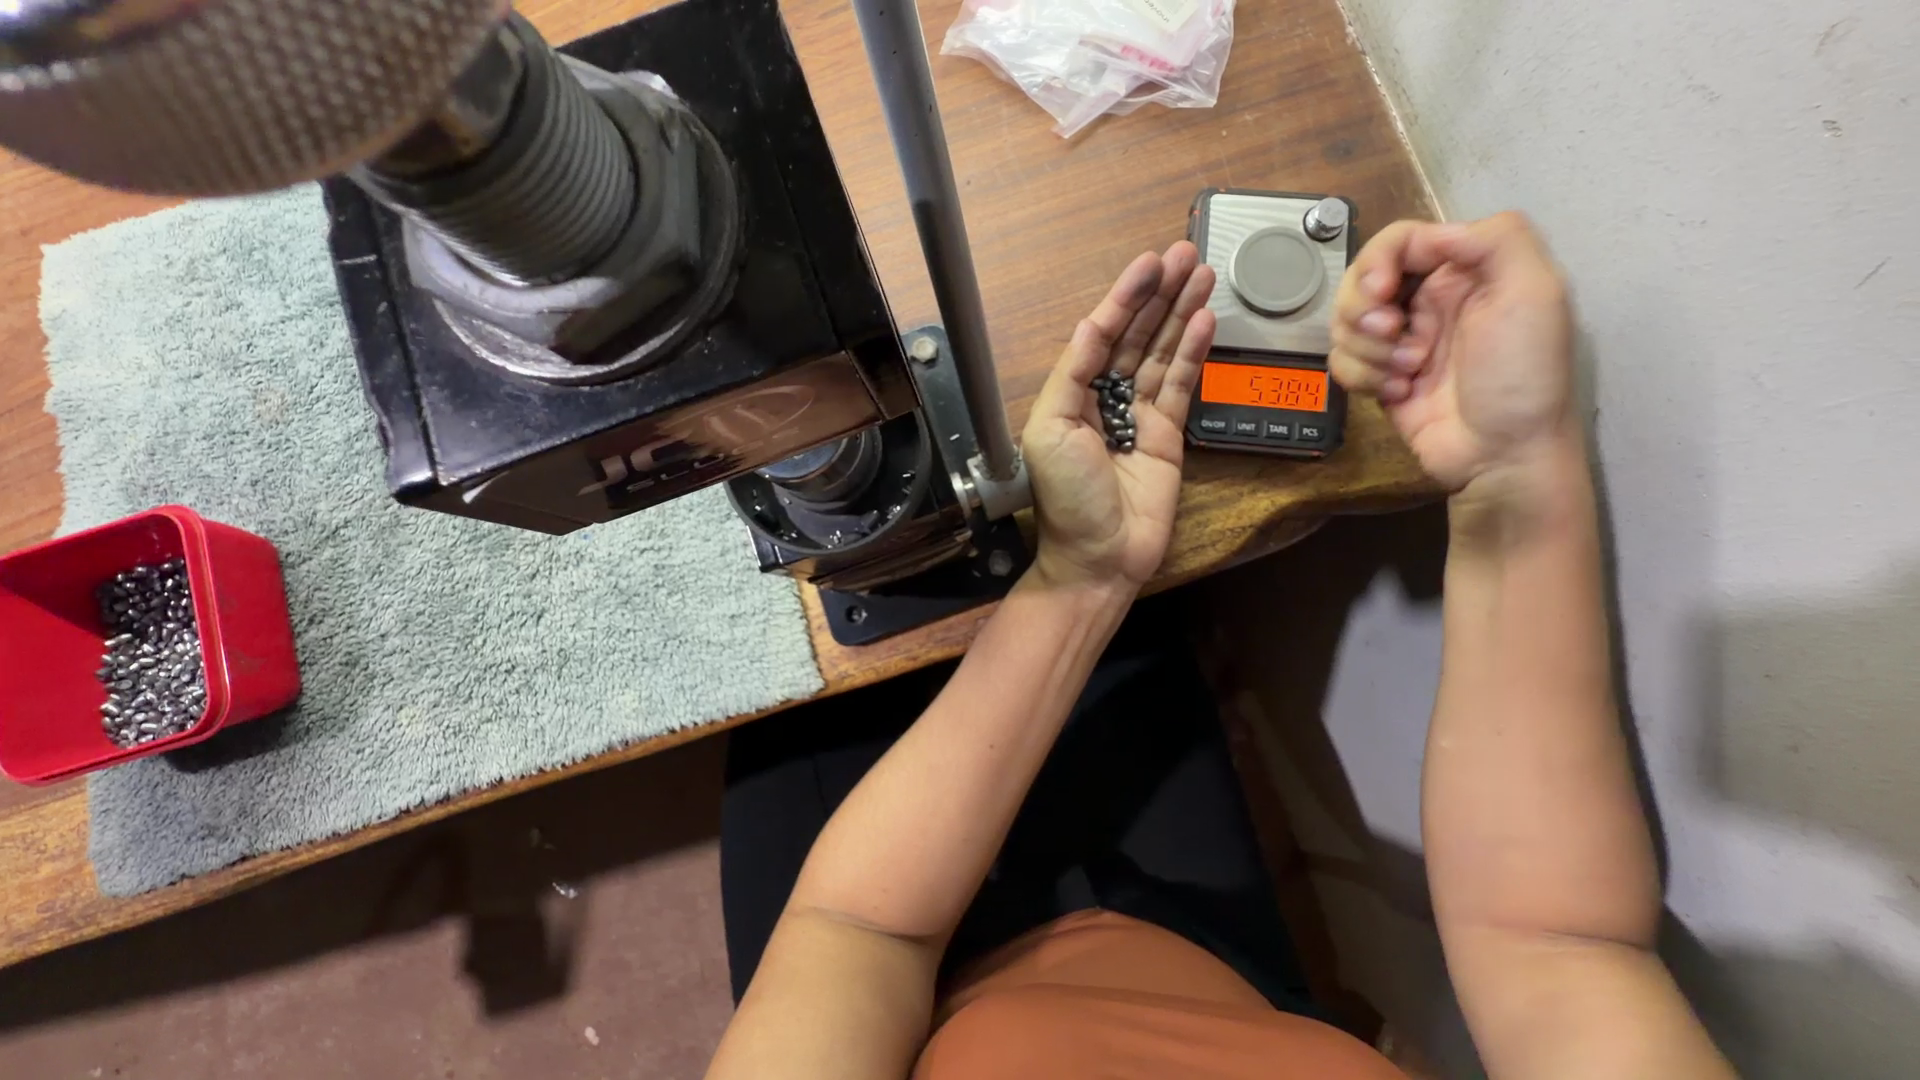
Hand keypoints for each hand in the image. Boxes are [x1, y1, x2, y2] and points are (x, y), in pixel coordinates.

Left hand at [1022, 241, 1215, 591]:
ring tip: (1202, 274)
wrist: (1099, 556)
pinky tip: (1206, 321)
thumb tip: (1091, 326)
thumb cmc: (1067, 499)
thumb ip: (1072, 374)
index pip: (1101, 335)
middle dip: (1159, 296)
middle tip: (1185, 254)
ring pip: (1162, 354)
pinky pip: (1182, 386)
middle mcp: (1105, 400)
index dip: (1124, 299)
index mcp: (1071, 395)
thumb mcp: (1050, 430)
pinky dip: (1194, 354)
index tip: (1148, 265)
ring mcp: (1139, 416)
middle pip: (1136, 337)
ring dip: (1181, 314)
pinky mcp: (1168, 436)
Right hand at [1328, 212, 1577, 495]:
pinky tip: (1400, 393)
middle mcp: (1426, 301)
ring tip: (1409, 373)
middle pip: (1359, 281)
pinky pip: (1342, 363)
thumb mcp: (1534, 292)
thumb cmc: (1522, 374)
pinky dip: (1364, 377)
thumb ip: (1496, 239)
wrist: (1501, 453)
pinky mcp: (1378, 378)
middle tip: (1392, 335)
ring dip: (1369, 350)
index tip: (1379, 294)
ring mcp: (1399, 342)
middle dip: (1363, 310)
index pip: (1398, 242)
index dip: (1377, 262)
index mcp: (1463, 271)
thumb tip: (1432, 234)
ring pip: (1344, 325)